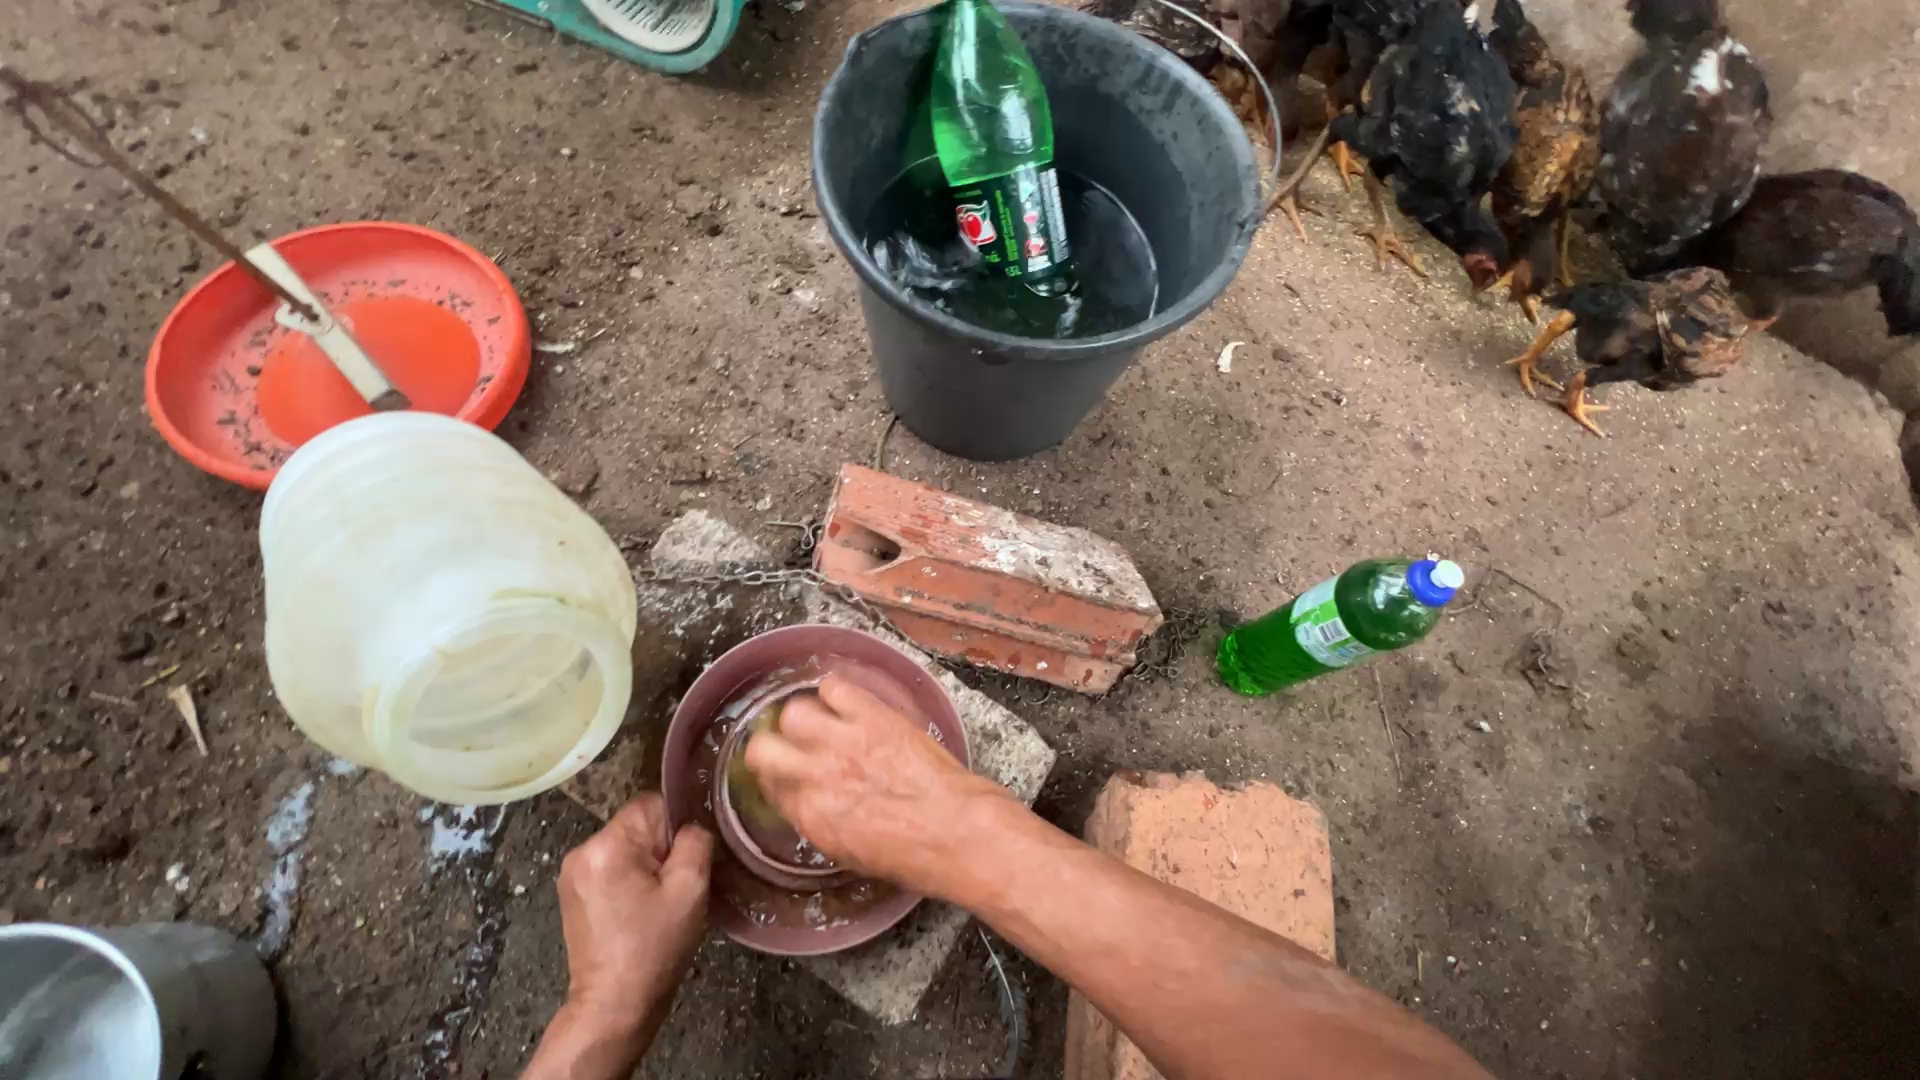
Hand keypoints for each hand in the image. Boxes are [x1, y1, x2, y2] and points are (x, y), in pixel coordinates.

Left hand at [525, 794, 711, 1078]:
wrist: (614, 1006)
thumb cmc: (654, 946)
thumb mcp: (690, 888)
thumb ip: (695, 840)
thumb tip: (690, 826)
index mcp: (606, 844)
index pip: (652, 804)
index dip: (676, 828)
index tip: (682, 862)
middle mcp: (581, 851)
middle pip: (637, 825)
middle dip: (661, 848)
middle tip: (673, 886)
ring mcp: (572, 874)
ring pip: (626, 846)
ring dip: (646, 864)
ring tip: (657, 901)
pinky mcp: (572, 893)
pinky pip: (612, 866)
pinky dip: (630, 879)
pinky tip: (639, 909)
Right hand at [742, 673, 1011, 893]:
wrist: (954, 829)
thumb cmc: (910, 852)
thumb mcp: (849, 850)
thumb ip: (819, 818)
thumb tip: (808, 798)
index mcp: (808, 815)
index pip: (769, 784)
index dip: (775, 775)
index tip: (785, 770)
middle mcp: (815, 775)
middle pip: (762, 748)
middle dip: (772, 744)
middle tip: (792, 743)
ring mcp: (841, 740)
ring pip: (794, 712)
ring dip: (805, 716)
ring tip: (824, 720)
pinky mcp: (871, 715)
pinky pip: (834, 687)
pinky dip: (836, 691)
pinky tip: (848, 702)